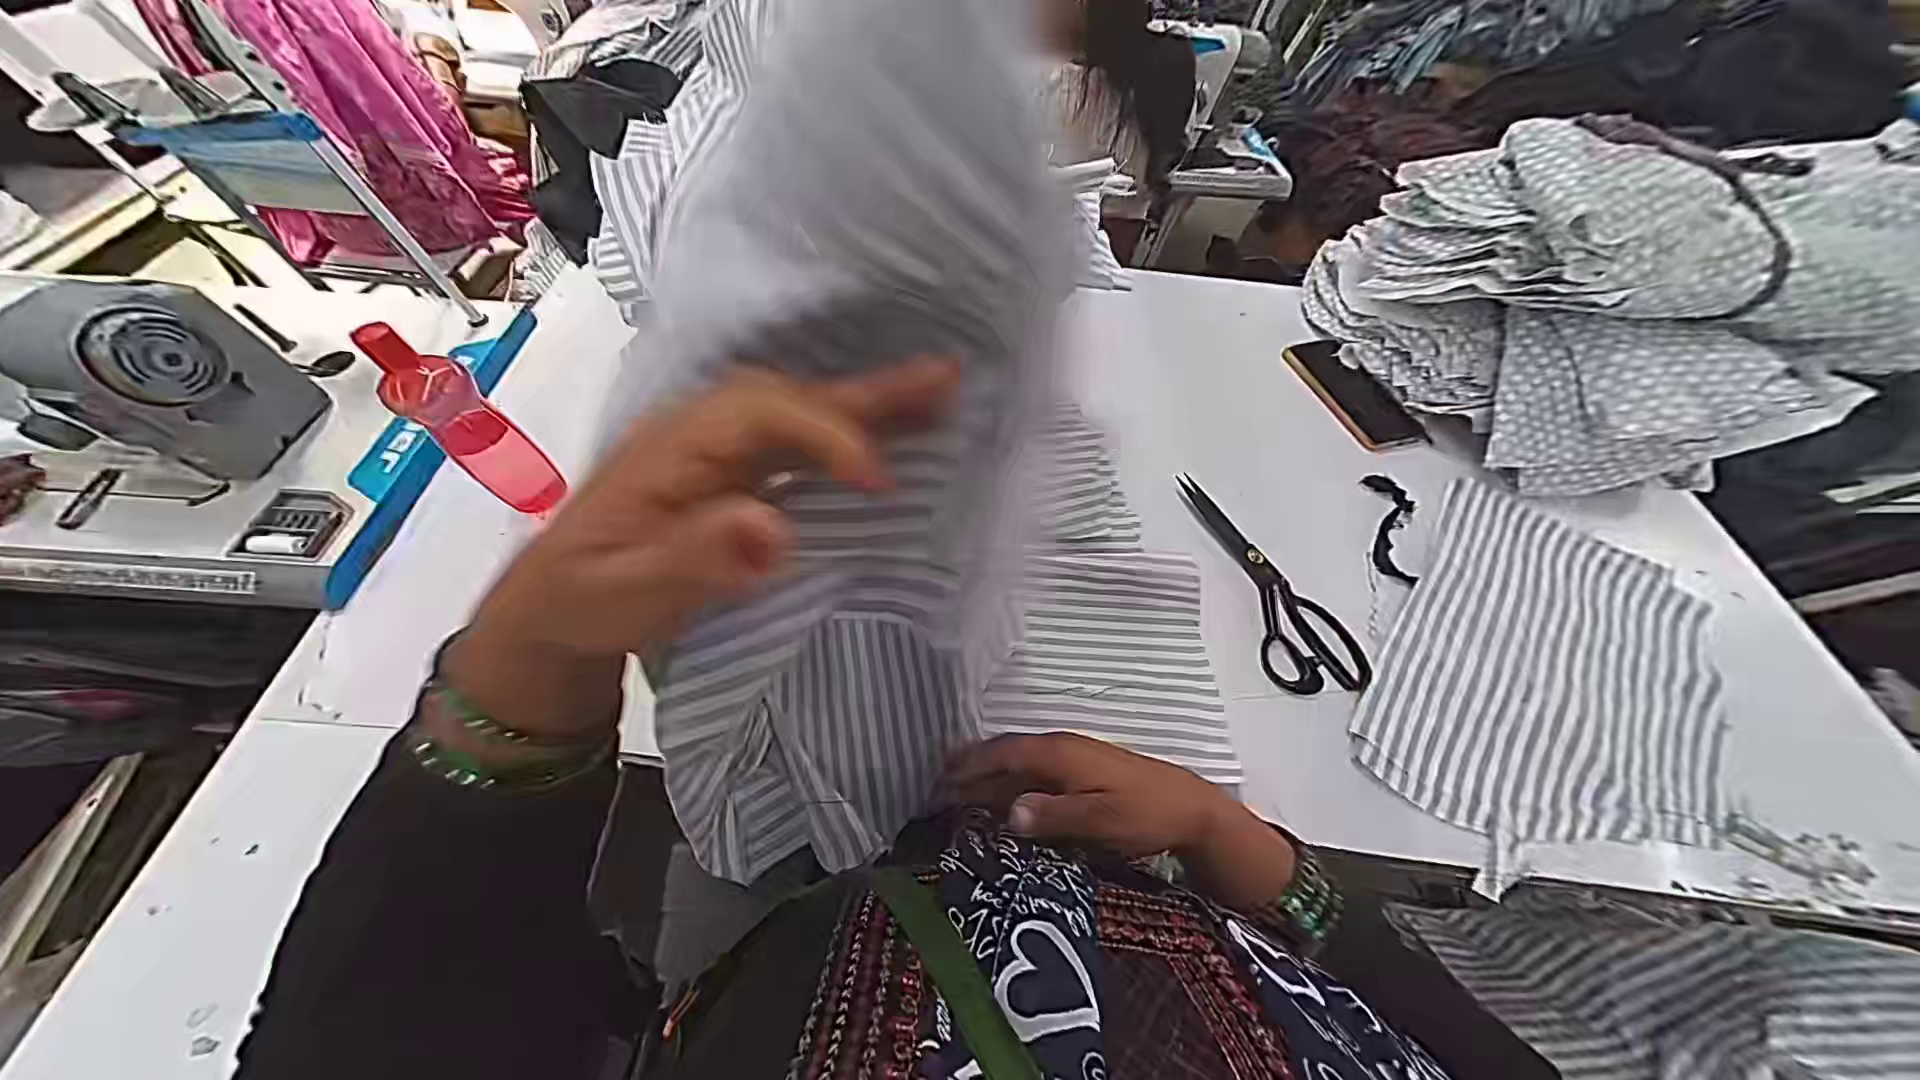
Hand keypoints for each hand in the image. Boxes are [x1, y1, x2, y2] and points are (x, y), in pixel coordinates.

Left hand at [443, 357, 959, 738]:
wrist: (553, 611)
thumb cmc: (583, 602)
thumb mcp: (625, 592)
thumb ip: (694, 559)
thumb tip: (775, 527)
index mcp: (672, 447)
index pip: (760, 415)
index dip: (825, 435)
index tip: (878, 479)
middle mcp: (702, 434)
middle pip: (793, 399)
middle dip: (868, 394)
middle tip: (943, 379)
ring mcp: (722, 453)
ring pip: (804, 415)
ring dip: (871, 405)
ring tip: (939, 391)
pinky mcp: (739, 476)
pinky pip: (804, 447)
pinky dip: (852, 437)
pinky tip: (891, 440)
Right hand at [948, 732, 1296, 907]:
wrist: (1191, 808)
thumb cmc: (1146, 812)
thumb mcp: (1102, 820)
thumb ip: (1055, 815)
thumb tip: (1009, 813)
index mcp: (1060, 754)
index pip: (1006, 753)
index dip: (973, 763)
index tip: (944, 776)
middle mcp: (1061, 749)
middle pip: (1007, 753)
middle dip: (974, 765)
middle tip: (941, 781)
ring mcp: (1072, 758)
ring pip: (1020, 762)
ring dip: (991, 774)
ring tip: (961, 787)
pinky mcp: (1081, 771)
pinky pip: (1034, 771)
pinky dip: (1012, 781)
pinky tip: (1006, 796)